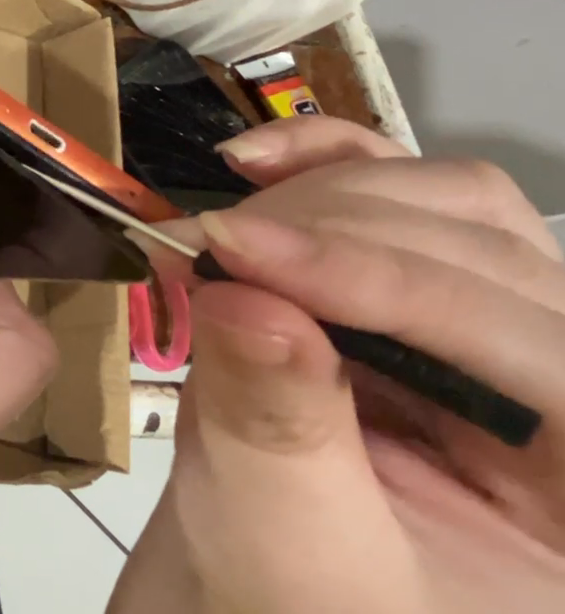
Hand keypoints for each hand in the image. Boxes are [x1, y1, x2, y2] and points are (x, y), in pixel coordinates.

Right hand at [116, 117, 564, 612]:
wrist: (258, 595)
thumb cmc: (287, 605)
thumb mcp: (285, 543)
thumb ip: (276, 428)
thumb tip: (239, 293)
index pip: (539, 351)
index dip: (378, 281)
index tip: (229, 247)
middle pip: (494, 255)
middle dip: (328, 235)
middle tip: (198, 250)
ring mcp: (504, 336)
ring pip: (448, 204)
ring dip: (317, 197)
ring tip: (211, 240)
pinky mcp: (418, 296)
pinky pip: (399, 191)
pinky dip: (321, 160)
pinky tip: (253, 162)